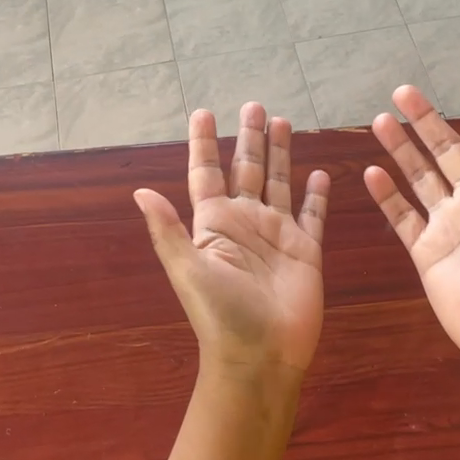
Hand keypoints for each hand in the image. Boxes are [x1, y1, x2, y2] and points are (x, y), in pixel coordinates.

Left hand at [135, 103, 330, 377]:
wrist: (261, 355)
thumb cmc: (221, 313)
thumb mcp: (187, 269)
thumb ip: (168, 229)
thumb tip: (139, 190)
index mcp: (214, 223)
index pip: (207, 173)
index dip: (204, 144)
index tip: (203, 112)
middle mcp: (245, 222)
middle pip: (247, 169)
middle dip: (250, 137)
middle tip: (254, 105)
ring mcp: (277, 234)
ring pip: (280, 182)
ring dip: (280, 154)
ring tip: (283, 121)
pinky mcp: (306, 250)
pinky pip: (312, 214)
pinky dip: (316, 194)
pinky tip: (319, 172)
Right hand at [363, 79, 459, 372]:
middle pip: (449, 150)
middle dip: (428, 120)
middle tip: (404, 91)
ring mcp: (451, 225)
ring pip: (421, 177)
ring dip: (402, 149)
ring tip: (382, 120)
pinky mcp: (428, 252)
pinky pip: (403, 217)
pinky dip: (387, 196)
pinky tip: (372, 172)